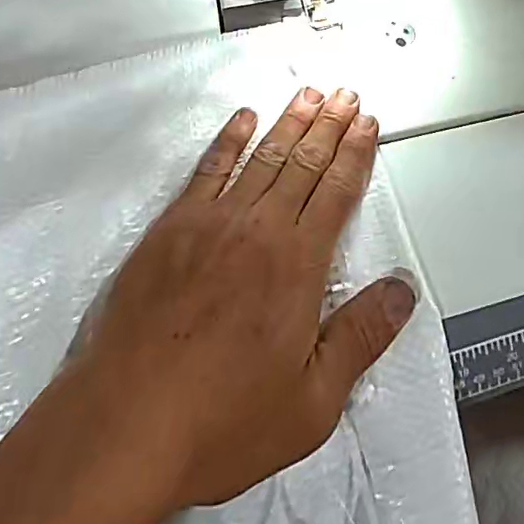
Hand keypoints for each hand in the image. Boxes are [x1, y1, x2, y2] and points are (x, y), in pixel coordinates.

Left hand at [0, 88, 416, 523]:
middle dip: (330, 125)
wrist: (122, 429)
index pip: (337, 190)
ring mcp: (211, 225)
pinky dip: (228, 141)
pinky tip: (242, 120)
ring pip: (262, 157)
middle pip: (304, 163)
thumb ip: (361, 337)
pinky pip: (207, 171)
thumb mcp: (312, 400)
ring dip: (289, 122)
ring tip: (310, 94)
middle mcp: (258, 232)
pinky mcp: (170, 231)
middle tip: (347, 95)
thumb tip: (401, 292)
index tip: (367, 124)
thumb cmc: (218, 420)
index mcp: (297, 265)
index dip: (356, 153)